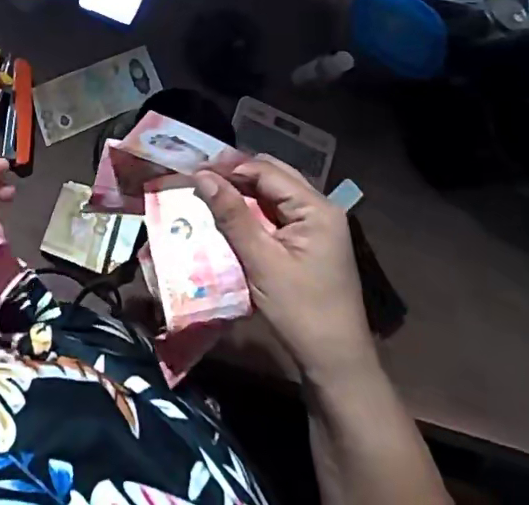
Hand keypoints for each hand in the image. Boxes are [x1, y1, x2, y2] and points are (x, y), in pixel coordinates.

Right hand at [193, 156, 372, 381]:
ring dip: (241, 193)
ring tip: (207, 195)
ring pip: (271, 194)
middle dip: (234, 175)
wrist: (335, 362)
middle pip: (271, 176)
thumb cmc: (300, 310)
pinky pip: (275, 214)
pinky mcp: (308, 242)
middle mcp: (320, 209)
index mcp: (316, 209)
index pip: (266, 170)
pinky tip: (228, 216)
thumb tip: (202, 175)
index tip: (194, 170)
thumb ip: (232, 214)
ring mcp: (316, 226)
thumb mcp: (261, 260)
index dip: (229, 167)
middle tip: (199, 180)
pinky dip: (251, 211)